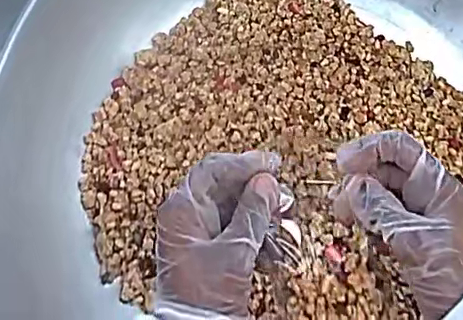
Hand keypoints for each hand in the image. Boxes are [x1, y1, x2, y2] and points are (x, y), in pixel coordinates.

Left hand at [153, 151, 281, 319]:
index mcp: (182, 208)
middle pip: (224, 187)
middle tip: (281, 193)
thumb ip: (254, 210)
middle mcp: (184, 217)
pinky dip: (252, 232)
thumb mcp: (236, 250)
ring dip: (258, 212)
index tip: (273, 166)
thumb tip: (267, 181)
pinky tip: (271, 243)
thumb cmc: (205, 299)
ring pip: (230, 209)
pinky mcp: (204, 255)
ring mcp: (193, 236)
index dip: (246, 163)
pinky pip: (230, 230)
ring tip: (281, 218)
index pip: (214, 168)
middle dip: (256, 190)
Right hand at [334, 131, 462, 318]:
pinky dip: (369, 220)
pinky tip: (358, 230)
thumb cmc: (454, 272)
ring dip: (360, 200)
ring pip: (384, 195)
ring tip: (342, 215)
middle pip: (387, 170)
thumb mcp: (414, 238)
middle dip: (359, 178)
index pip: (398, 147)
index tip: (342, 164)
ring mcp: (421, 217)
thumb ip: (381, 208)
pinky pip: (386, 220)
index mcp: (433, 182)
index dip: (368, 148)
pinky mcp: (415, 241)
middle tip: (337, 199)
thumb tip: (352, 184)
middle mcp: (426, 193)